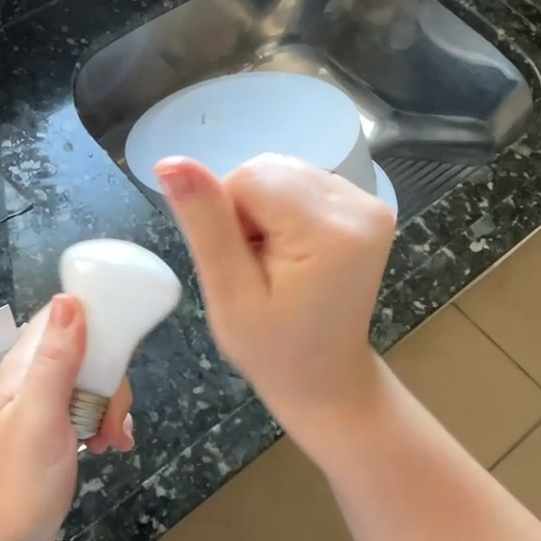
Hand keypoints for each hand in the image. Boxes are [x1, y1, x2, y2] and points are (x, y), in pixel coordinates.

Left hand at [0, 296, 134, 540]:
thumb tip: (69, 299)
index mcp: (23, 366)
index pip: (63, 317)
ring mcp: (43, 406)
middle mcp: (31, 378)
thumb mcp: (40, 416)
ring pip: (92, 383)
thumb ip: (55, 359)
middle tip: (111, 419)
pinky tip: (110, 449)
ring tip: (109, 442)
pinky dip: (105, 425)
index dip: (97, 323)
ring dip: (110, 408)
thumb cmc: (16, 484)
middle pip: (86, 352)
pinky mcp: (53, 432)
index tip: (123, 352)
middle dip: (111, 379)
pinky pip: (88, 411)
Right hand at [154, 154, 395, 456]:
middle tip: (253, 265)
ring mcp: (370, 203)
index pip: (248, 177)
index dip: (226, 216)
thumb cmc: (273, 350)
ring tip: (271, 260)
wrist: (326, 378)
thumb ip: (205, 223)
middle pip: (268, 169)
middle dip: (245, 210)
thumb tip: (170, 163)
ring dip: (262, 209)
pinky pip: (302, 182)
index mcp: (330, 230)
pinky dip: (283, 209)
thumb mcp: (229, 293)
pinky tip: (289, 250)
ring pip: (282, 172)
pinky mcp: (368, 206)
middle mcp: (360, 205)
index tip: (238, 262)